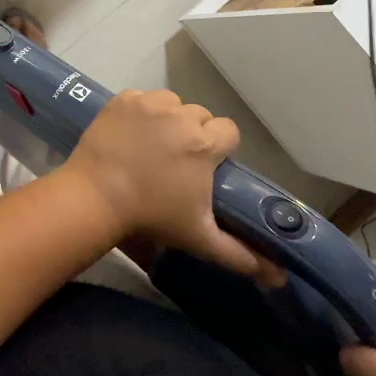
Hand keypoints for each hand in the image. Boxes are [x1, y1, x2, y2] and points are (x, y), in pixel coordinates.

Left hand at [60, 89, 274, 281]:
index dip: (220, 147)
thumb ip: (241, 255)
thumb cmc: (151, 216)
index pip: (229, 131)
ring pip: (172, 102)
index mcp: (204, 143)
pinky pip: (141, 97)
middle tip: (178, 160)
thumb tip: (279, 278)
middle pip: (200, 115)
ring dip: (169, 118)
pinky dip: (140, 110)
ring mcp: (148, 104)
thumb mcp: (200, 238)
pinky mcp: (121, 100)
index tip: (207, 165)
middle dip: (195, 133)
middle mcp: (180, 116)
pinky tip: (132, 131)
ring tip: (155, 143)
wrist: (95, 196)